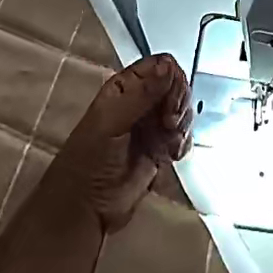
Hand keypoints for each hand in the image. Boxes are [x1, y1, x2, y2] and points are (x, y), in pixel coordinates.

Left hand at [45, 53, 193, 231]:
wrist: (87, 206)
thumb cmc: (90, 158)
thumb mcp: (111, 121)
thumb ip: (141, 94)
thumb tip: (168, 66)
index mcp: (127, 86)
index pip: (161, 66)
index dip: (172, 79)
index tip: (171, 101)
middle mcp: (143, 100)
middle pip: (177, 86)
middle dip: (179, 104)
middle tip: (169, 124)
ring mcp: (153, 124)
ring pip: (183, 110)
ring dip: (182, 126)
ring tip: (168, 144)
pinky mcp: (162, 148)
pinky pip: (184, 136)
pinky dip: (182, 144)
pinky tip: (171, 156)